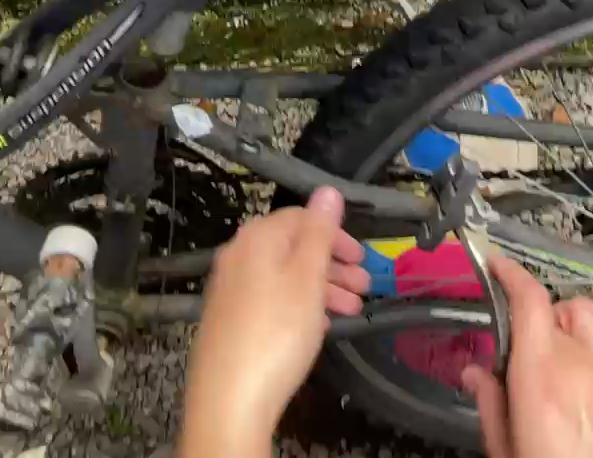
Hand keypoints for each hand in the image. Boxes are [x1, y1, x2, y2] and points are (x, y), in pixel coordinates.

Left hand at [179, 187, 369, 456]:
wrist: (228, 403)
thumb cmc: (276, 332)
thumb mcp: (308, 276)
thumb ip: (320, 231)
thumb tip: (327, 190)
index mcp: (257, 238)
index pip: (301, 217)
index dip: (335, 233)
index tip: (361, 256)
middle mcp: (238, 255)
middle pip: (293, 247)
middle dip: (333, 264)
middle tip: (364, 285)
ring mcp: (230, 290)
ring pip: (284, 276)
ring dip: (321, 287)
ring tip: (352, 311)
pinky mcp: (228, 321)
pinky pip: (270, 299)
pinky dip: (298, 305)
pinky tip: (318, 327)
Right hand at [461, 255, 592, 457]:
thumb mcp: (507, 453)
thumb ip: (491, 407)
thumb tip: (474, 372)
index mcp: (541, 374)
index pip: (528, 298)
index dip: (509, 272)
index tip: (494, 265)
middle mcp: (581, 360)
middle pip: (555, 309)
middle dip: (536, 324)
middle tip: (524, 360)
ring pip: (592, 315)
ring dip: (573, 326)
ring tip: (564, 355)